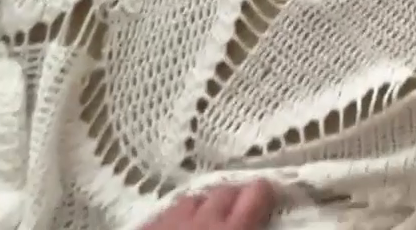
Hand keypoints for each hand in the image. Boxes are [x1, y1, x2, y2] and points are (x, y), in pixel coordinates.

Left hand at [144, 182, 274, 229]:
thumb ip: (253, 225)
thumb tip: (264, 216)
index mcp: (232, 229)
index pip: (258, 192)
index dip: (265, 192)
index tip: (270, 195)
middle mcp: (204, 218)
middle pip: (226, 189)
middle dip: (232, 197)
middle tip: (235, 211)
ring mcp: (170, 221)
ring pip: (194, 197)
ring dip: (202, 204)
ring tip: (203, 217)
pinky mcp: (145, 226)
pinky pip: (164, 211)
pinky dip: (173, 216)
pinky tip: (174, 225)